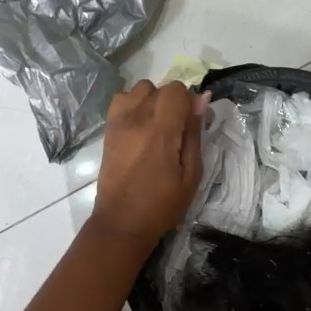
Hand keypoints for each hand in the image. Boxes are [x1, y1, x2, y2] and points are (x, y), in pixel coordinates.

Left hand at [93, 80, 206, 245]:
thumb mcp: (191, 174)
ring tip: (158, 125)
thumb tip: (202, 99)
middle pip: (161, 88)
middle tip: (178, 129)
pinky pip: (122, 99)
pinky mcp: (108, 129)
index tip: (193, 124)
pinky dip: (135, 104)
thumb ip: (195, 134)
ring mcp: (119, 122)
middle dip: (175, 102)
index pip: (177, 90)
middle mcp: (137, 120)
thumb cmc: (162, 204)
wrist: (121, 223)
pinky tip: (141, 126)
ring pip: (141, 89)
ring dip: (154, 99)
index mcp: (160, 132)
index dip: (189, 102)